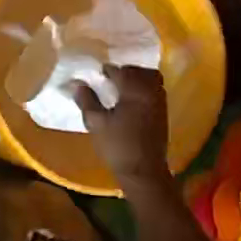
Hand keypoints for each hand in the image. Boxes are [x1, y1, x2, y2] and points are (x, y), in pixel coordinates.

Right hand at [73, 65, 172, 193]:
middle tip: (111, 78)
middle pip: (142, 71)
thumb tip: (78, 84)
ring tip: (122, 87)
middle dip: (126, 71)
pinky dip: (145, 88)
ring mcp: (160, 103)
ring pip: (152, 80)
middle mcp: (151, 92)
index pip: (122, 72)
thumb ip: (87, 101)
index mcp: (134, 91)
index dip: (109, 70)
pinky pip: (156, 91)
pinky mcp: (163, 114)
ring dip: (138, 78)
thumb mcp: (96, 123)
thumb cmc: (117, 145)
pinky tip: (132, 100)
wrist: (142, 170)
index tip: (98, 73)